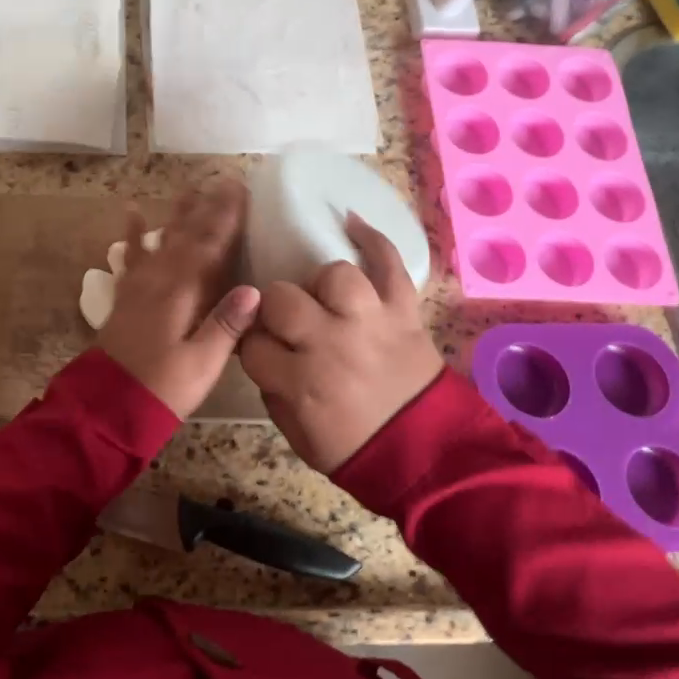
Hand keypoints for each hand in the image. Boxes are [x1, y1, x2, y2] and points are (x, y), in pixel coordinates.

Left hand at [98, 181, 261, 418]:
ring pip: (161, 241)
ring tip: (189, 190)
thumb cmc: (164, 388)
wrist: (109, 404)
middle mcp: (159, 281)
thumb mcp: (202, 363)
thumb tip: (255, 289)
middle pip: (186, 237)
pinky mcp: (125, 298)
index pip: (210, 247)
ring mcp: (138, 287)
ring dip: (176, 215)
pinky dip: (132, 235)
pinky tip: (132, 213)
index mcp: (182, 295)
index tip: (240, 191)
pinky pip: (130, 257)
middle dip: (206, 208)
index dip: (226, 218)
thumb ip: (226, 326)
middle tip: (221, 181)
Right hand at [239, 213, 444, 473]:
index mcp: (299, 381)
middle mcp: (330, 343)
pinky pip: (389, 264)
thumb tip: (264, 353)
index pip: (252, 343)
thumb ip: (272, 389)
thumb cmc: (354, 449)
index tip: (262, 353)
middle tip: (289, 326)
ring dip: (321, 286)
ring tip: (325, 299)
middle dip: (275, 311)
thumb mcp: (295, 433)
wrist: (426, 457)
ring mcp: (370, 323)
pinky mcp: (404, 313)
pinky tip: (350, 222)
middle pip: (280, 298)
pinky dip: (372, 240)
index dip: (253, 346)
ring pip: (333, 275)